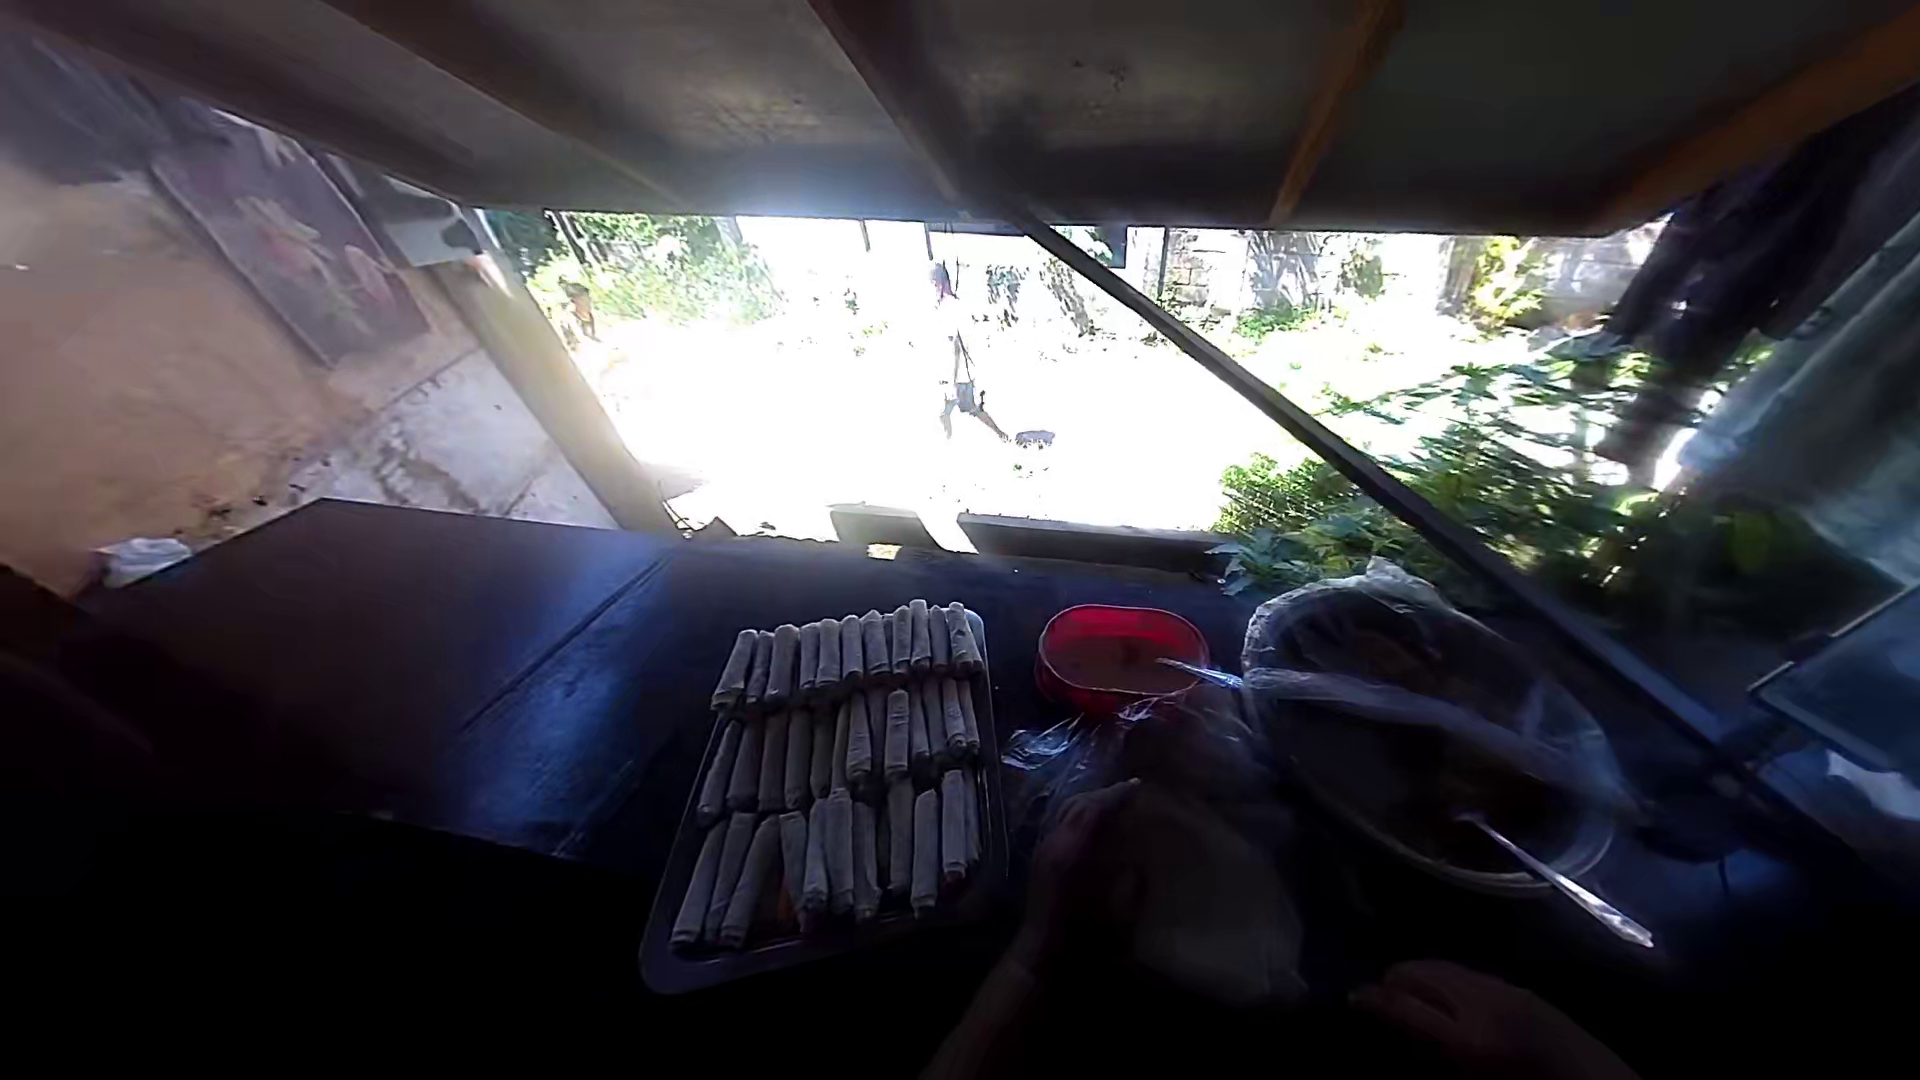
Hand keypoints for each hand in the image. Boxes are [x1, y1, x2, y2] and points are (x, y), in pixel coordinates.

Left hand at [1010, 778, 1139, 970]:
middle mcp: (1053, 842)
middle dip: (1103, 793)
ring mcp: (1043, 847)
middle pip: (1077, 803)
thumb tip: (1140, 864)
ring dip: (1090, 800)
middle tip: (1129, 790)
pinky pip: (1061, 820)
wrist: (1039, 960)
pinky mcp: (1041, 856)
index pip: (1092, 809)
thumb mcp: (1116, 921)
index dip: (1115, 795)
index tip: (1137, 786)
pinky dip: (1080, 812)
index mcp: (1070, 853)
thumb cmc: (1080, 945)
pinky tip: (1094, 821)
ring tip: (1115, 801)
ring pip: (1066, 809)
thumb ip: (1130, 889)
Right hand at [1353, 960, 1639, 1079]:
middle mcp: (1484, 1004)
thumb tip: (1394, 1027)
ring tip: (1412, 1000)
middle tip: (1382, 1002)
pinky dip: (1447, 982)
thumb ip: (1434, 1053)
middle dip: (1391, 983)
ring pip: (1438, 965)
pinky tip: (1450, 1003)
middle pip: (1414, 972)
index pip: (1400, 1004)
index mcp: (1472, 1041)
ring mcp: (1507, 992)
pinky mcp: (1524, 991)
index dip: (1370, 999)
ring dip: (1418, 979)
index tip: (1352, 999)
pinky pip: (1467, 974)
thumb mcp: (1478, 1078)